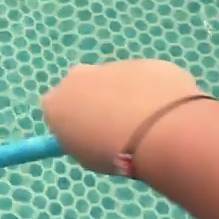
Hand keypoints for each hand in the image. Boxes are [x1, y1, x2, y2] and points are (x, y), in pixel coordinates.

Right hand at [41, 60, 202, 173]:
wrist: (159, 130)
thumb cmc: (113, 152)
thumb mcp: (85, 155)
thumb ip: (81, 138)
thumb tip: (89, 133)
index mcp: (56, 102)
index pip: (54, 107)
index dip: (70, 121)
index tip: (85, 134)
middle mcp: (77, 78)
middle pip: (80, 86)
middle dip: (94, 100)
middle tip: (114, 126)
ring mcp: (112, 67)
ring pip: (114, 81)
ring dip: (125, 96)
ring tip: (146, 123)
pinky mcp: (144, 62)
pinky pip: (143, 79)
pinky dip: (150, 91)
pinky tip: (164, 111)